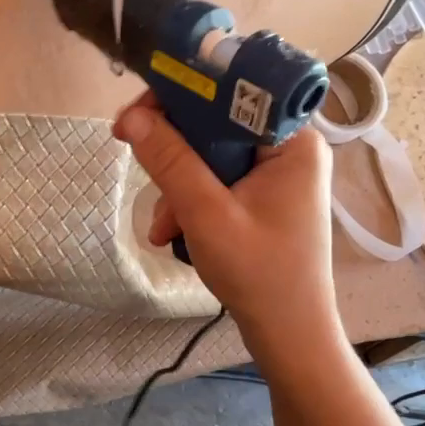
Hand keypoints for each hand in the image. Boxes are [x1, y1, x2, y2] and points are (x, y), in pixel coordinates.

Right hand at [113, 93, 338, 349]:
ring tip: (164, 225)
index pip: (235, 89)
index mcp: (293, 142)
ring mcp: (276, 173)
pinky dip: (189, 199)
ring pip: (209, 152)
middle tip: (136, 158)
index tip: (140, 111)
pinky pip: (215, 177)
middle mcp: (288, 148)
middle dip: (174, 150)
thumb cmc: (259, 274)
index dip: (184, 92)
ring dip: (177, 183)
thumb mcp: (206, 214)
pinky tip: (173, 231)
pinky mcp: (262, 195)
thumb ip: (170, 161)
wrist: (288, 336)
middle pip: (216, 121)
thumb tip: (131, 117)